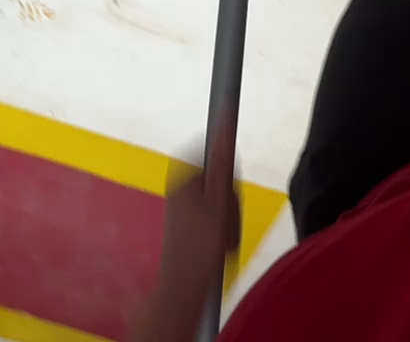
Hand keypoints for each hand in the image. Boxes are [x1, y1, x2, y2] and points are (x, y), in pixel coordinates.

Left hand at [158, 150, 241, 295]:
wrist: (182, 289)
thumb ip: (222, 159)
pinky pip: (213, 218)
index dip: (226, 171)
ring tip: (223, 238)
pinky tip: (219, 247)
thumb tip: (224, 119)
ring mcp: (182, 208)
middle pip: (218, 178)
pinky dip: (220, 230)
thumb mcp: (218, 200)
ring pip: (219, 201)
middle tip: (227, 221)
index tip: (228, 190)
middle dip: (230, 200)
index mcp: (182, 176)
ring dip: (227, 219)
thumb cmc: (199, 247)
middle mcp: (179, 188)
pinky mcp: (187, 226)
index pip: (214, 155)